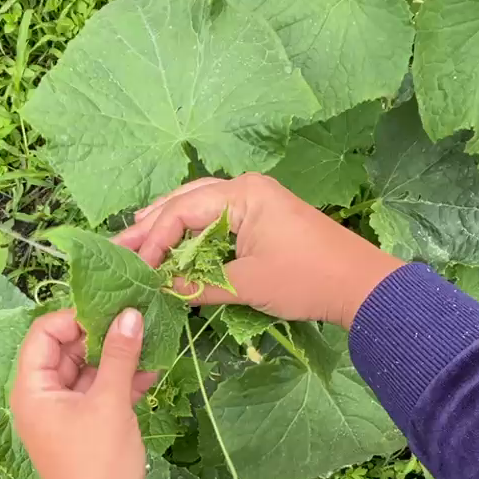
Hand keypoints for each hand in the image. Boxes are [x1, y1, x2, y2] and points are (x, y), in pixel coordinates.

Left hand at [10, 306, 158, 478]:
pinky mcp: (85, 428)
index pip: (45, 333)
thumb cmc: (100, 467)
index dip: (77, 315)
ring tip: (151, 339)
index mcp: (32, 389)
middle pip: (67, 349)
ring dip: (117, 357)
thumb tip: (130, 312)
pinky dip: (122, 381)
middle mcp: (42, 397)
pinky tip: (152, 369)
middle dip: (101, 332)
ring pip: (88, 370)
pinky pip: (100, 393)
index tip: (114, 307)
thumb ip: (120, 355)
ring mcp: (64, 414)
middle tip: (138, 315)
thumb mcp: (111, 405)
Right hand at [115, 173, 404, 328]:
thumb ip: (200, 286)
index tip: (135, 266)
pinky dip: (192, 231)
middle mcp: (245, 189)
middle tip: (120, 245)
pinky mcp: (263, 218)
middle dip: (152, 224)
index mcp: (242, 194)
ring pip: (199, 206)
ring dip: (169, 224)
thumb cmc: (306, 279)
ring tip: (137, 238)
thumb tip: (163, 290)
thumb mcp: (247, 284)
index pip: (182, 211)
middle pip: (186, 200)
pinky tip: (175, 243)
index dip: (154, 240)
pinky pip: (216, 219)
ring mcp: (256, 201)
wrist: (359, 285)